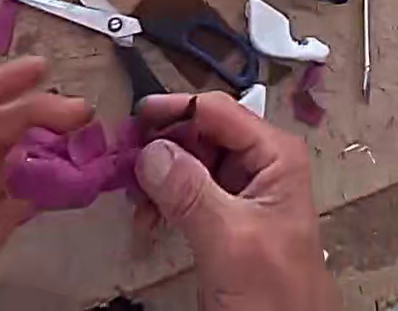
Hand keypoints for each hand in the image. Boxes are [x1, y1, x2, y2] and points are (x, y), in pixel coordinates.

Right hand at [133, 92, 336, 310]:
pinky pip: (191, 191)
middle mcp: (261, 159)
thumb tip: (150, 150)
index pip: (221, 112)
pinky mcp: (226, 216)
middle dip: (165, 146)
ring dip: (162, 175)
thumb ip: (192, 193)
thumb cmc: (271, 288)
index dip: (179, 108)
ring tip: (135, 204)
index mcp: (274, 151)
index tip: (132, 116)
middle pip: (205, 133)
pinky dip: (166, 199)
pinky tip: (147, 220)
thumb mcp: (230, 240)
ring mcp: (244, 187)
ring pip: (194, 161)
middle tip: (123, 167)